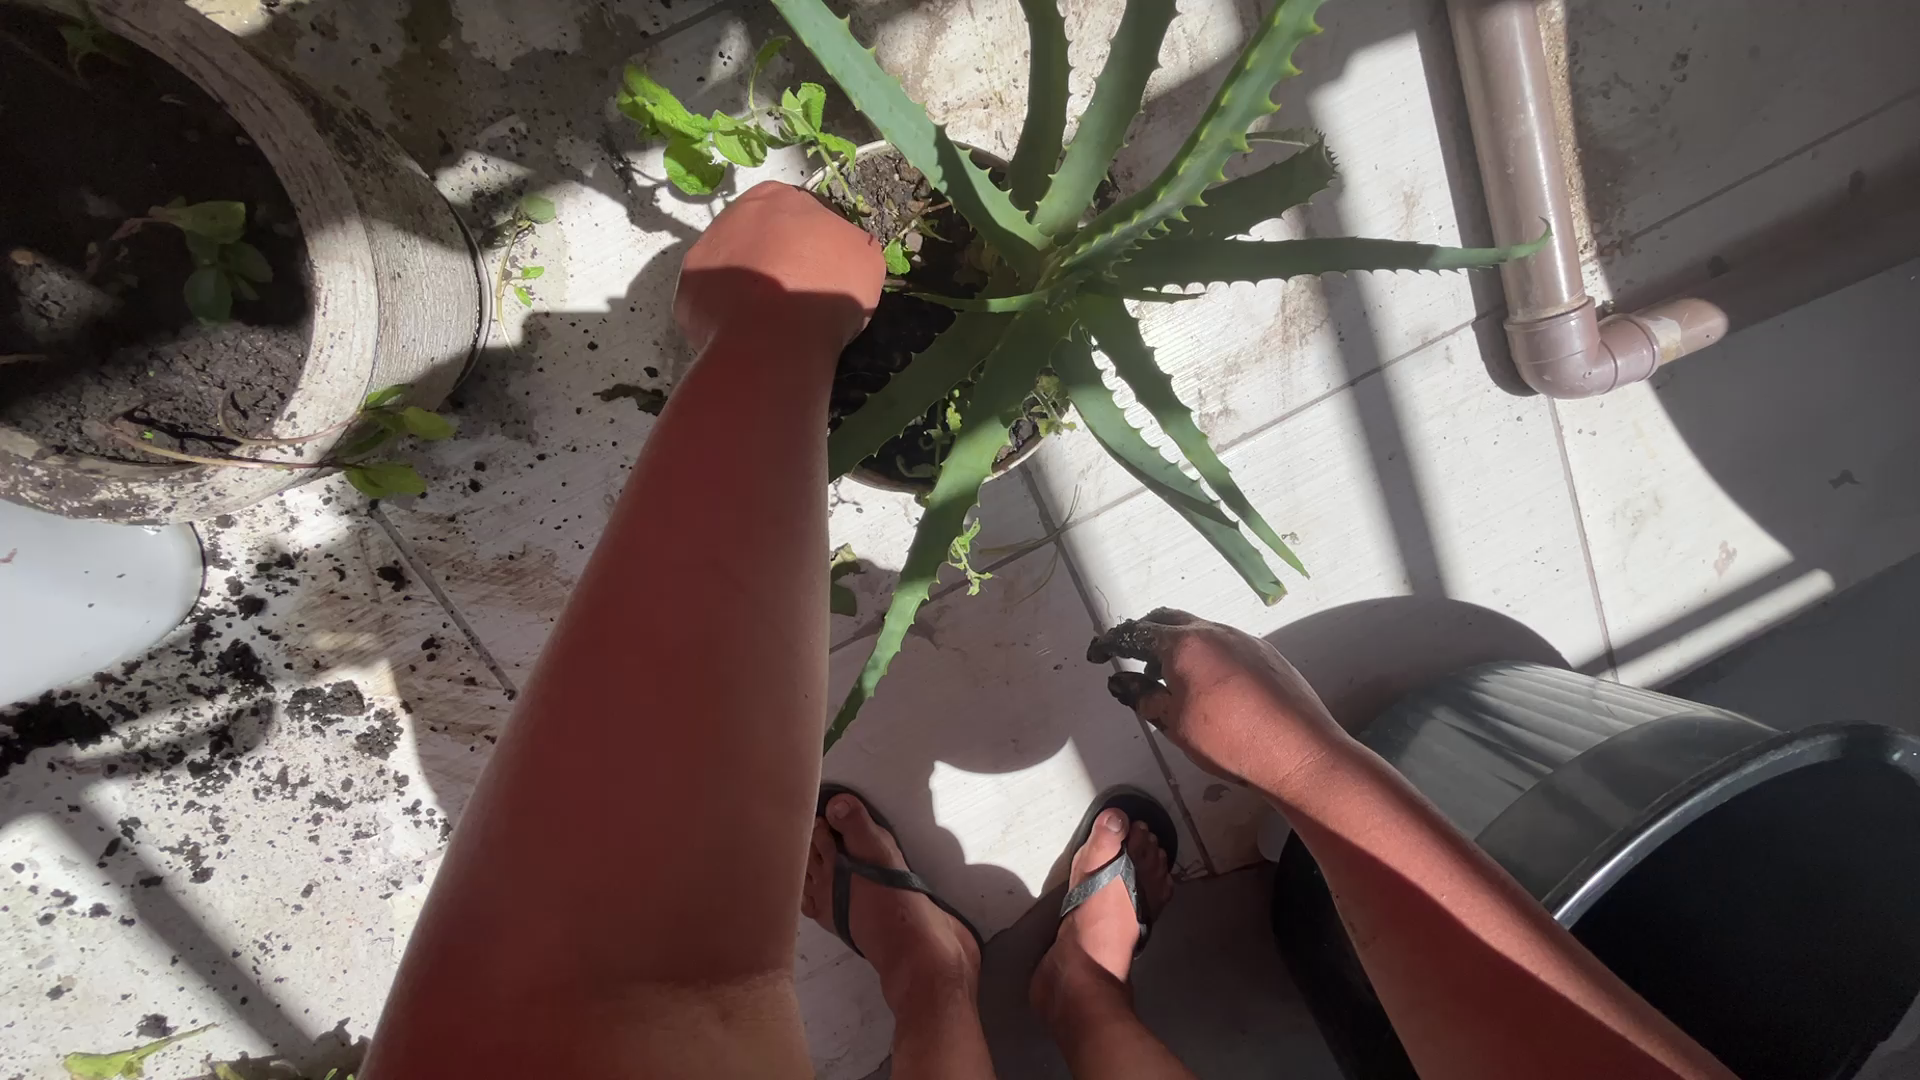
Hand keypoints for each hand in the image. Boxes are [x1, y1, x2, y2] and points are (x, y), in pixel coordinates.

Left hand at [673, 182, 884, 355]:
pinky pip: (715, 299)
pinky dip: (730, 314)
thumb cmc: (826, 288)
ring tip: (774, 321)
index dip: (818, 246)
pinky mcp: (688, 289)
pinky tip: (750, 333)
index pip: (803, 214)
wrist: (776, 335)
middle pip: (763, 237)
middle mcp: (734, 213)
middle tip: (799, 297)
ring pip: (735, 267)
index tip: (827, 273)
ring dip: (752, 287)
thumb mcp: (866, 258)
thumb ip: (851, 244)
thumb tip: (842, 251)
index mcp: (779, 196)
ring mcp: (705, 250)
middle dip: (780, 262)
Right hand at [1087, 608, 1348, 785]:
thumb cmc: (1229, 742)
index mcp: (1184, 644)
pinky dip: (1201, 654)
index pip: (1135, 633)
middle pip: (1166, 620)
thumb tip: (1120, 681)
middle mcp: (1213, 631)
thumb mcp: (1175, 723)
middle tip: (1129, 659)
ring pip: (1197, 630)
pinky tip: (1207, 687)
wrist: (1302, 754)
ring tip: (1167, 680)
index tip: (1096, 655)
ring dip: (1174, 645)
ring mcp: (1243, 639)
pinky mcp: (1266, 654)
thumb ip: (1143, 697)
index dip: (1110, 643)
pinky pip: (1222, 643)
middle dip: (1142, 635)